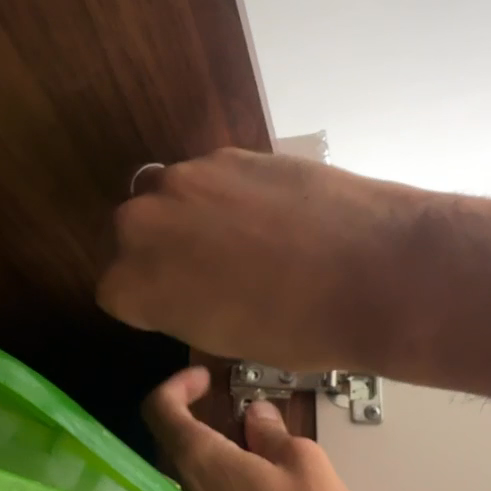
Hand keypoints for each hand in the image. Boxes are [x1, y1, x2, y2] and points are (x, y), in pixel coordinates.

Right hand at [98, 148, 421, 372]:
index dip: (149, 299)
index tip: (180, 306)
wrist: (374, 271)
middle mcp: (142, 222)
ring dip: (190, 214)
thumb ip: (182, 306)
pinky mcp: (227, 152)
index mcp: (132, 282)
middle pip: (132, 233)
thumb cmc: (298, 329)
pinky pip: (209, 176)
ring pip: (168, 196)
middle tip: (210, 271)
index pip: (116, 289)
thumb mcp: (224, 338)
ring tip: (244, 237)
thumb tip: (189, 287)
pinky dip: (228, 193)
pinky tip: (272, 213)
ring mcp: (185, 179)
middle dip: (162, 249)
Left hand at [142, 366, 374, 490]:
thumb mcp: (304, 462)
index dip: (177, 384)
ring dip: (210, 450)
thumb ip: (271, 432)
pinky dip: (219, 480)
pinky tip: (256, 484)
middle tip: (234, 409)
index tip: (206, 379)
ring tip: (254, 445)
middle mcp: (184, 490)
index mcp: (200, 460)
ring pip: (186, 472)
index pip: (159, 408)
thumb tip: (255, 415)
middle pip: (169, 439)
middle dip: (196, 416)